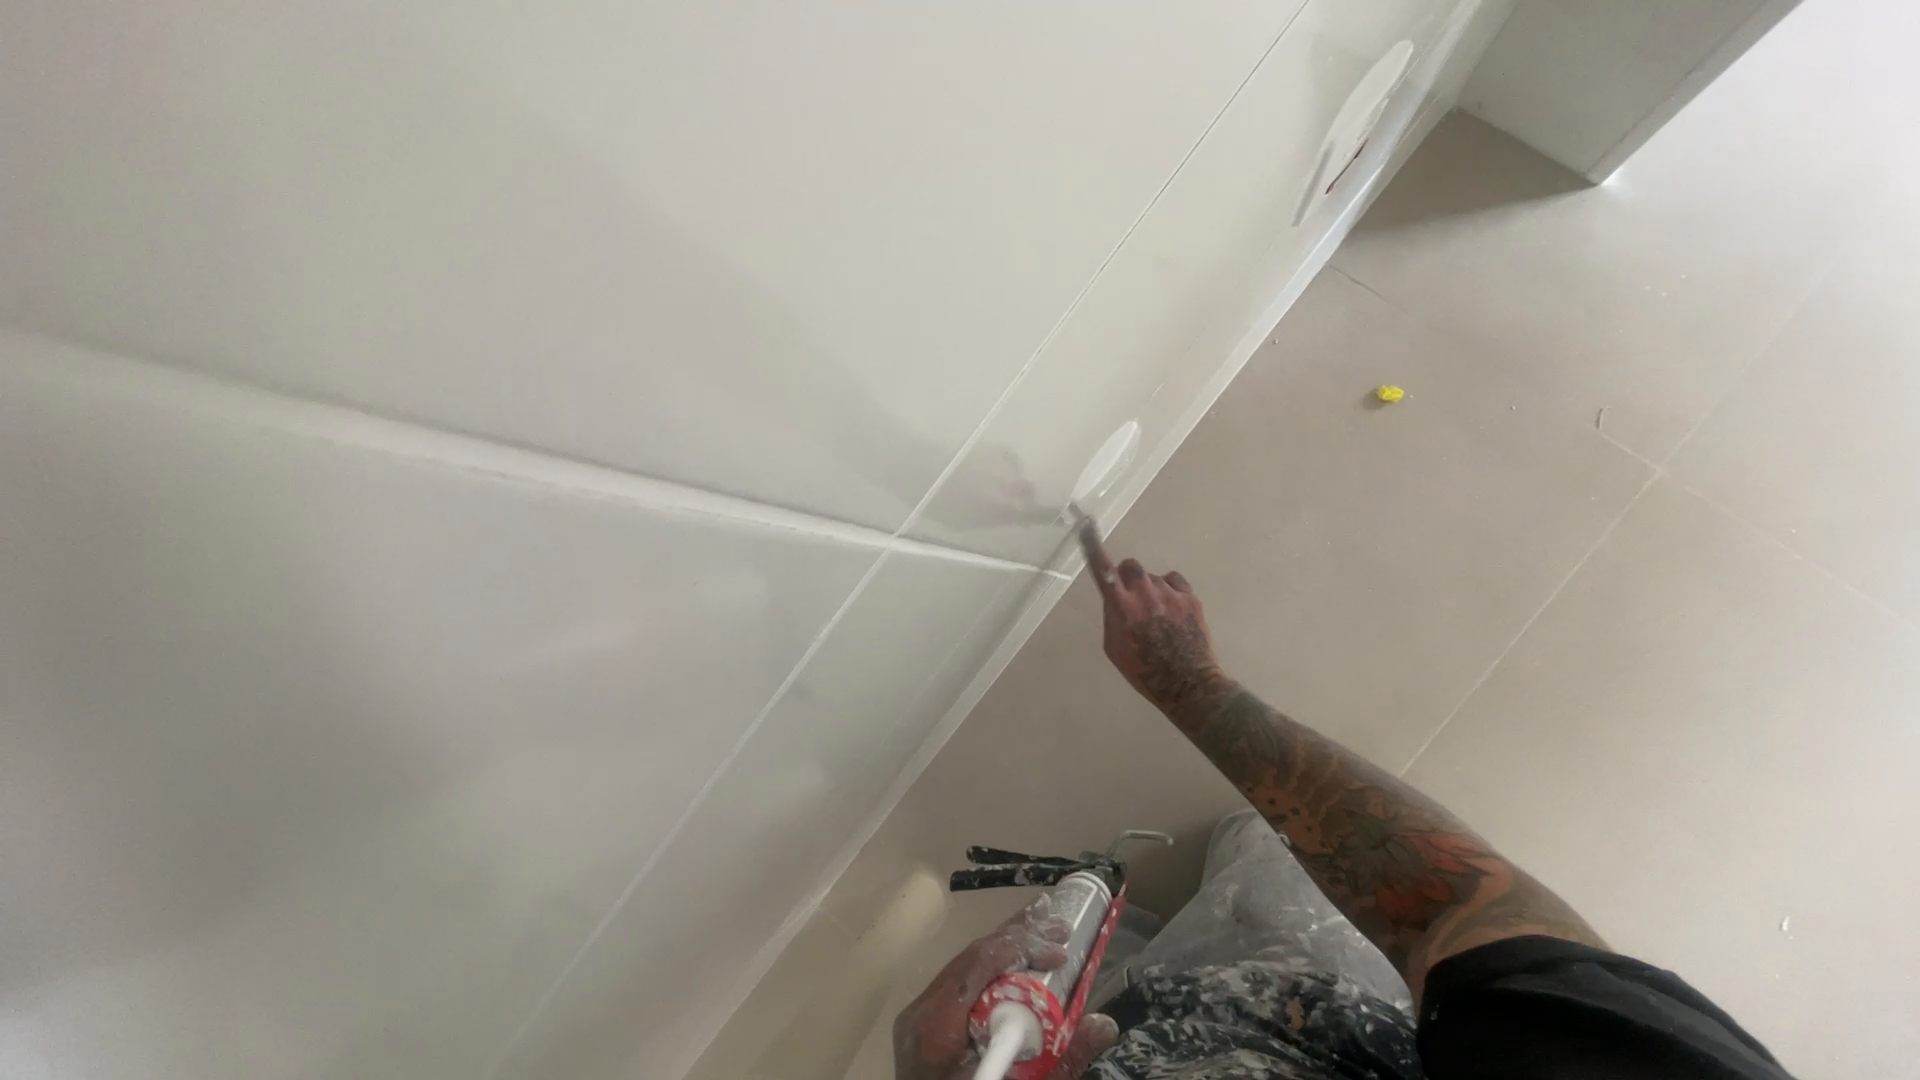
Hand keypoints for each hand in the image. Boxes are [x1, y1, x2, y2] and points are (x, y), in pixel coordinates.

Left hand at [893, 896, 1118, 1079]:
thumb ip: (1058, 1060)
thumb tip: (1103, 1024)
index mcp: (937, 1026)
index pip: (978, 962)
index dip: (1021, 947)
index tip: (1061, 952)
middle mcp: (922, 1011)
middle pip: (973, 956)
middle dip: (1019, 938)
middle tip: (1063, 927)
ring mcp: (921, 1016)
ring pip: (966, 966)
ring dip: (1007, 948)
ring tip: (1044, 925)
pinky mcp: (928, 1024)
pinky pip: (961, 984)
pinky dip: (991, 970)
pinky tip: (1016, 959)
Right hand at [1080, 525, 1236, 724]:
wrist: (1187, 682)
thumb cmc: (1142, 670)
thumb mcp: (1113, 647)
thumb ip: (1112, 616)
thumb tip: (1115, 600)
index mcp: (1121, 606)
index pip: (1102, 570)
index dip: (1093, 547)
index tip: (1086, 527)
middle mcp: (1144, 593)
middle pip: (1131, 566)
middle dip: (1128, 578)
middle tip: (1131, 597)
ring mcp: (1169, 593)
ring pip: (1154, 578)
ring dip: (1151, 590)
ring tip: (1158, 617)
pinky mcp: (1190, 597)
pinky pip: (1174, 581)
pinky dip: (1170, 591)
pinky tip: (1172, 610)